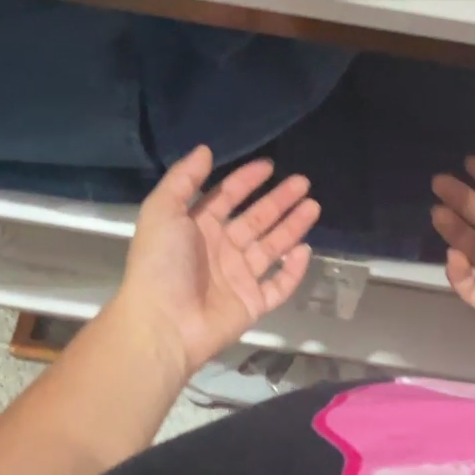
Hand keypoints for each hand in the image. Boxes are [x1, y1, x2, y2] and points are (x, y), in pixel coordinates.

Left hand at [111, 146, 319, 378]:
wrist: (163, 324)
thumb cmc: (161, 264)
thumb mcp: (162, 211)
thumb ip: (182, 179)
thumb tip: (205, 150)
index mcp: (197, 227)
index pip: (226, 197)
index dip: (246, 180)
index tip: (270, 166)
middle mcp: (220, 250)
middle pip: (256, 219)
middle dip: (279, 201)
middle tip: (303, 183)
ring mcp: (238, 278)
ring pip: (272, 248)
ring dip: (293, 227)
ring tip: (314, 206)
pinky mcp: (252, 304)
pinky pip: (278, 285)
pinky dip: (293, 270)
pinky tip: (304, 250)